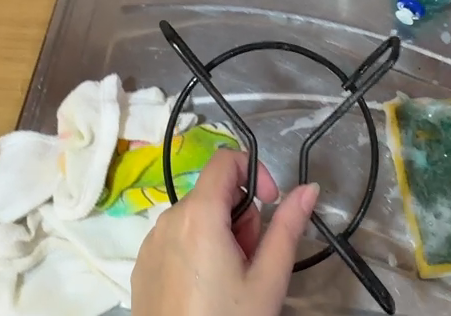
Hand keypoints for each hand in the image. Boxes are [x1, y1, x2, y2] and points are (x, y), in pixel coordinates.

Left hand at [131, 149, 319, 315]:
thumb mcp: (268, 280)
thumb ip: (288, 227)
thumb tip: (309, 187)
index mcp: (199, 213)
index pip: (225, 160)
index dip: (254, 171)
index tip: (271, 204)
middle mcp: (168, 217)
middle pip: (214, 193)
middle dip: (241, 217)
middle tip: (253, 260)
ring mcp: (151, 242)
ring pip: (196, 217)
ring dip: (220, 235)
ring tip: (231, 282)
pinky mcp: (141, 265)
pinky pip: (176, 239)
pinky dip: (196, 251)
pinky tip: (206, 291)